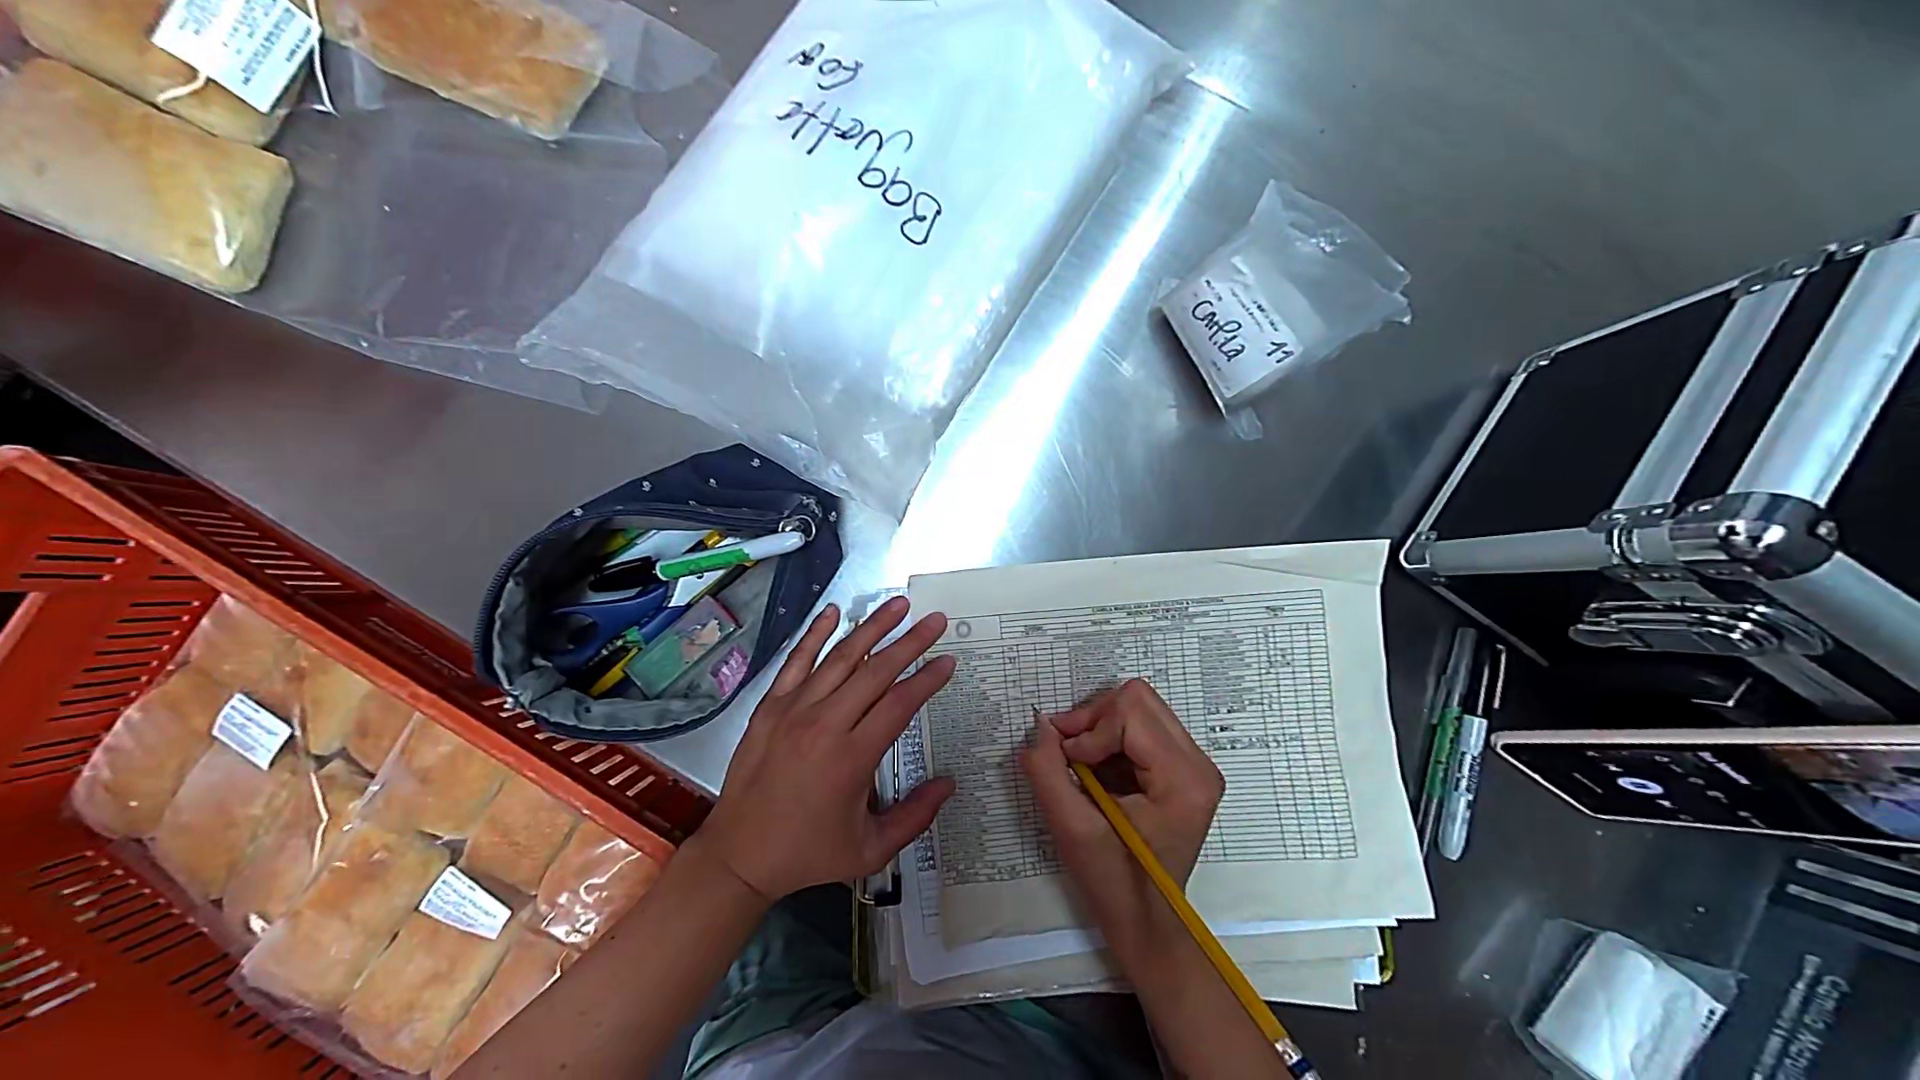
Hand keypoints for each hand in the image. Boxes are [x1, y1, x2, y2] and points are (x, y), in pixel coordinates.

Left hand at [697, 598, 956, 902]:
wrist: (739, 855)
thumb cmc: (807, 854)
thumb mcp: (870, 849)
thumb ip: (915, 816)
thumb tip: (949, 784)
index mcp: (852, 757)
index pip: (900, 704)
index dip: (927, 679)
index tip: (948, 660)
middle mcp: (824, 725)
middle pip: (876, 671)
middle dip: (910, 642)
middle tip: (934, 620)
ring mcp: (793, 710)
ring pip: (839, 658)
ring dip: (871, 628)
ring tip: (896, 605)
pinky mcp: (769, 707)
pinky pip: (796, 662)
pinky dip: (815, 634)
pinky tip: (832, 612)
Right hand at [1022, 680, 1223, 946]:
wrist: (1145, 920)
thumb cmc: (1112, 880)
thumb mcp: (1071, 827)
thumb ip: (1047, 770)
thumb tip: (1040, 725)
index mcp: (1184, 779)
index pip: (1130, 711)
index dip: (1089, 731)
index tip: (1068, 763)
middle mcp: (1199, 763)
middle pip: (1137, 699)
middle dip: (1093, 721)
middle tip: (1068, 754)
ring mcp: (1194, 764)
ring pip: (1137, 707)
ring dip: (1099, 729)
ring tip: (1081, 765)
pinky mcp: (1182, 768)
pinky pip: (1139, 726)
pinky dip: (1108, 739)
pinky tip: (1097, 772)